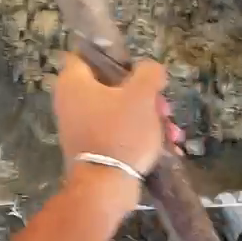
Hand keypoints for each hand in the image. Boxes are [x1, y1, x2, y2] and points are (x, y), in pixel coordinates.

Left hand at [53, 53, 170, 209]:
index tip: (135, 65)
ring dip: (147, 118)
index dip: (112, 55)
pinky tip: (165, 147)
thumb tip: (151, 69)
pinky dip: (138, 136)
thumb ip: (149, 73)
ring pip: (118, 111)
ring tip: (171, 132)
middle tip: (163, 106)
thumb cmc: (121, 132)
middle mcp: (70, 102)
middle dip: (143, 95)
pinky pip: (117, 133)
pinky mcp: (91, 148)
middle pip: (111, 86)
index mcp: (74, 82)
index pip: (85, 54)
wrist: (106, 185)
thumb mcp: (142, 95)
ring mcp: (80, 127)